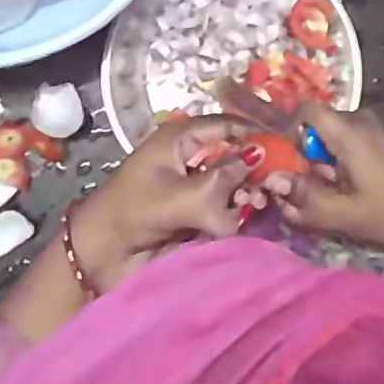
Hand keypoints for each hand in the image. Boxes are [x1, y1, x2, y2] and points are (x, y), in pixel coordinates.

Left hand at [69, 115, 256, 292]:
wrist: (100, 258)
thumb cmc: (133, 213)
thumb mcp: (180, 195)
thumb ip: (223, 179)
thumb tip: (258, 156)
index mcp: (182, 137)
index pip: (228, 125)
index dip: (255, 132)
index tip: (284, 144)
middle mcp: (194, 156)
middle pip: (236, 154)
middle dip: (254, 168)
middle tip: (272, 183)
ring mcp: (196, 185)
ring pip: (235, 182)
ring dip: (247, 193)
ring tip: (256, 204)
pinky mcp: (197, 212)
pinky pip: (227, 208)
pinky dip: (237, 213)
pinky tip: (245, 218)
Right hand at [266, 102, 383, 255]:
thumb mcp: (343, 214)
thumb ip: (304, 197)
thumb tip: (270, 180)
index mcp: (351, 131)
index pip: (307, 109)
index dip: (290, 129)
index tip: (285, 159)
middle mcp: (362, 120)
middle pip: (318, 124)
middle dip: (306, 153)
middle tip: (310, 187)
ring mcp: (375, 127)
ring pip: (333, 134)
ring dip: (324, 160)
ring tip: (333, 191)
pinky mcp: (382, 139)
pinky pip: (349, 139)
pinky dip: (340, 159)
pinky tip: (350, 187)